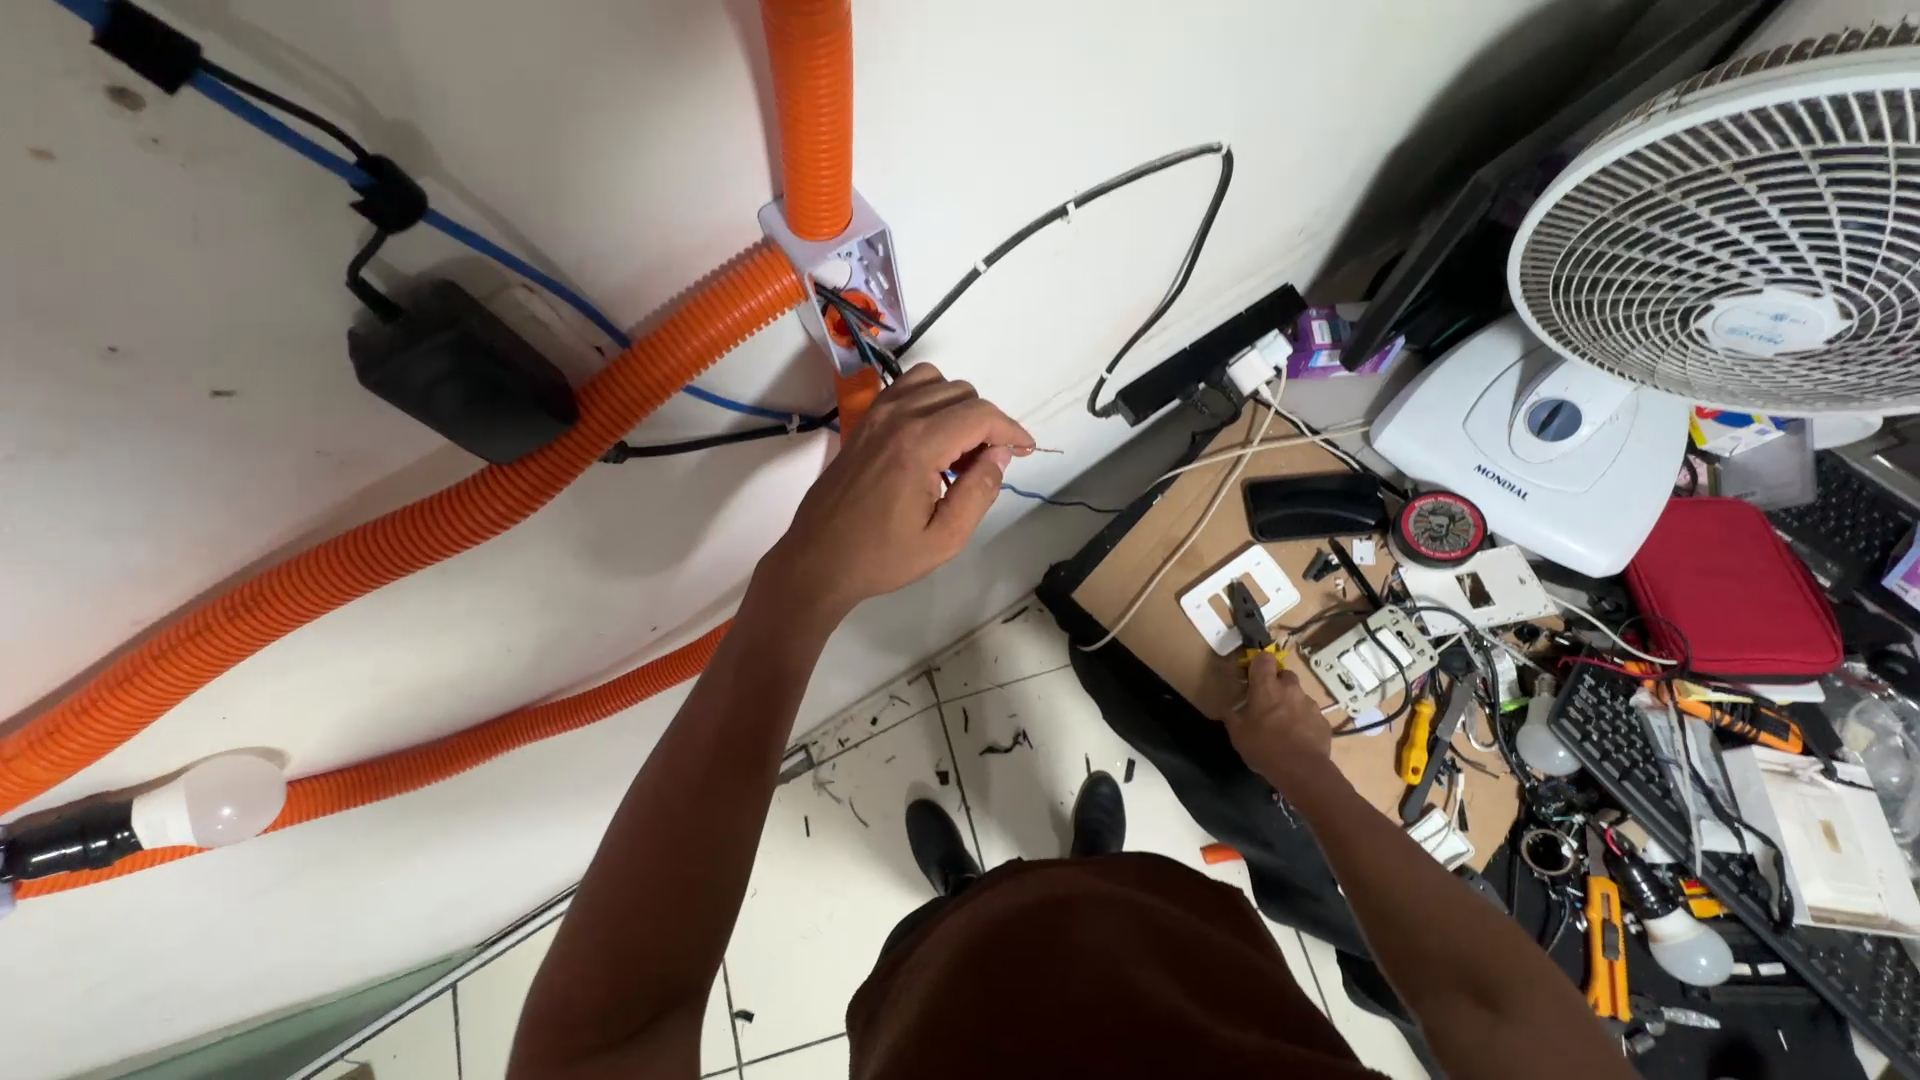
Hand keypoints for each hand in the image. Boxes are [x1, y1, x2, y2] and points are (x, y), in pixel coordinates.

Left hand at [761, 365, 1032, 620]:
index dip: (1011, 430)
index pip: (980, 415)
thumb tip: (1000, 455)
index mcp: (918, 446)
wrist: (818, 560)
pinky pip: (906, 388)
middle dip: (986, 423)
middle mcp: (897, 418)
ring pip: (935, 381)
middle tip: (985, 467)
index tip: (1025, 451)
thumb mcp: (944, 539)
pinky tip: (932, 439)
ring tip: (959, 450)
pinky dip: (929, 400)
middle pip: (961, 393)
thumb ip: (979, 493)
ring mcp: (876, 415)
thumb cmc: (882, 557)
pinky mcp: (864, 422)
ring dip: (958, 407)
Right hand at [1222, 653, 1336, 788]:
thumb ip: (1232, 717)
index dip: (1259, 663)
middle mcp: (1290, 689)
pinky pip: (1310, 714)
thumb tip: (1228, 709)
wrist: (1302, 770)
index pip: (1264, 658)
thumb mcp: (1238, 734)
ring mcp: (1309, 704)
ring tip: (1284, 723)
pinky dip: (1304, 720)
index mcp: (1266, 687)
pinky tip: (1298, 737)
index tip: (1253, 674)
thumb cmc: (1264, 747)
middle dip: (1277, 683)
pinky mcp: (1323, 720)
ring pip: (1299, 695)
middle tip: (1268, 702)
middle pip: (1285, 675)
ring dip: (1291, 703)